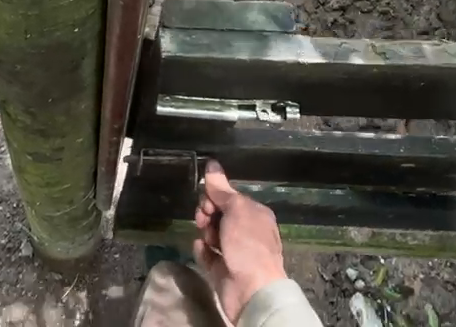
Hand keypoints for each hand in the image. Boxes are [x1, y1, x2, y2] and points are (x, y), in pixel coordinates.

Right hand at [191, 160, 287, 321]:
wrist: (251, 290)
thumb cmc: (248, 243)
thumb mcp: (236, 209)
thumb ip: (221, 189)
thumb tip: (211, 163)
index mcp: (254, 214)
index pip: (229, 198)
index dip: (215, 196)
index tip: (207, 200)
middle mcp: (245, 231)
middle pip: (218, 214)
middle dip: (207, 213)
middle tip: (203, 218)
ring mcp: (234, 252)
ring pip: (211, 233)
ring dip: (205, 231)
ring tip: (206, 238)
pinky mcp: (222, 270)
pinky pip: (207, 254)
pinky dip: (202, 250)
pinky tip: (201, 249)